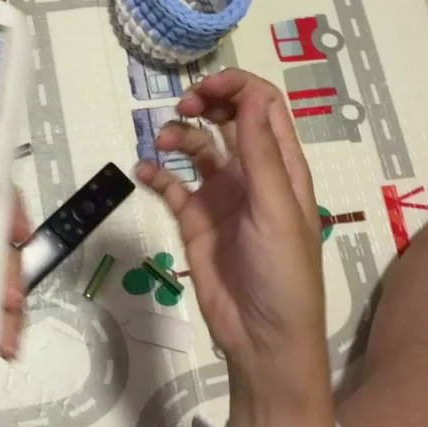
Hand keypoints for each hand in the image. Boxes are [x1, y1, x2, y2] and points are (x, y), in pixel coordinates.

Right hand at [135, 69, 334, 426]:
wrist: (262, 338)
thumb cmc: (283, 273)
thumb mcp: (277, 210)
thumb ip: (260, 155)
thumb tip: (251, 96)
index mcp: (282, 168)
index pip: (263, 108)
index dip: (237, 88)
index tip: (205, 89)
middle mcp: (252, 175)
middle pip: (229, 120)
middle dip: (206, 104)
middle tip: (182, 109)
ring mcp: (222, 197)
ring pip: (198, 148)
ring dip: (179, 136)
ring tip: (160, 142)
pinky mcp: (195, 221)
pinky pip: (173, 186)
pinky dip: (158, 173)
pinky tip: (144, 171)